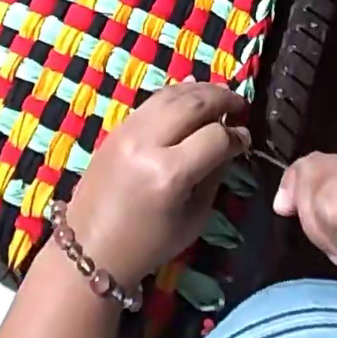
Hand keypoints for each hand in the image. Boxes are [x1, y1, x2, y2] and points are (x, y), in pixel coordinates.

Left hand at [64, 82, 248, 286]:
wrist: (90, 247)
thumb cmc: (147, 244)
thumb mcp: (194, 217)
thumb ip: (215, 174)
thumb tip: (232, 141)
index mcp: (168, 173)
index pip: (214, 136)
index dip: (236, 136)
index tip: (246, 138)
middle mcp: (146, 143)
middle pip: (193, 104)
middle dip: (222, 99)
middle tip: (240, 105)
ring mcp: (127, 131)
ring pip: (170, 94)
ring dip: (199, 90)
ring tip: (219, 96)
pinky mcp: (116, 128)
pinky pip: (151, 101)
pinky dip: (175, 95)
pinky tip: (191, 96)